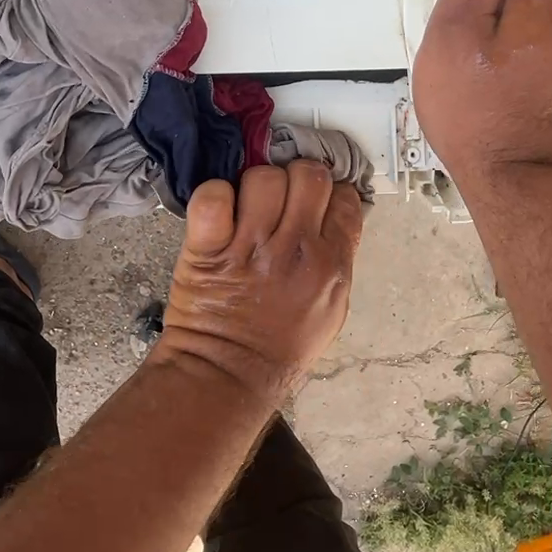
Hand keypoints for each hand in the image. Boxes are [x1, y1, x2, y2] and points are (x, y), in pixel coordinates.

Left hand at [154, 161, 364, 402]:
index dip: (327, 191)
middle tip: (280, 200)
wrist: (228, 376)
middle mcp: (296, 249)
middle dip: (295, 179)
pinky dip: (213, 196)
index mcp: (332, 263)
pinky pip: (213, 196)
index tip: (312, 200)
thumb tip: (337, 216)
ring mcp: (252, 247)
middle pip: (309, 175)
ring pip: (264, 178)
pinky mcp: (208, 249)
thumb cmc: (280, 346)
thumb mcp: (332, 307)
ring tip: (246, 209)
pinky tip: (217, 215)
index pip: (343, 196)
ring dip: (253, 186)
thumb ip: (339, 258)